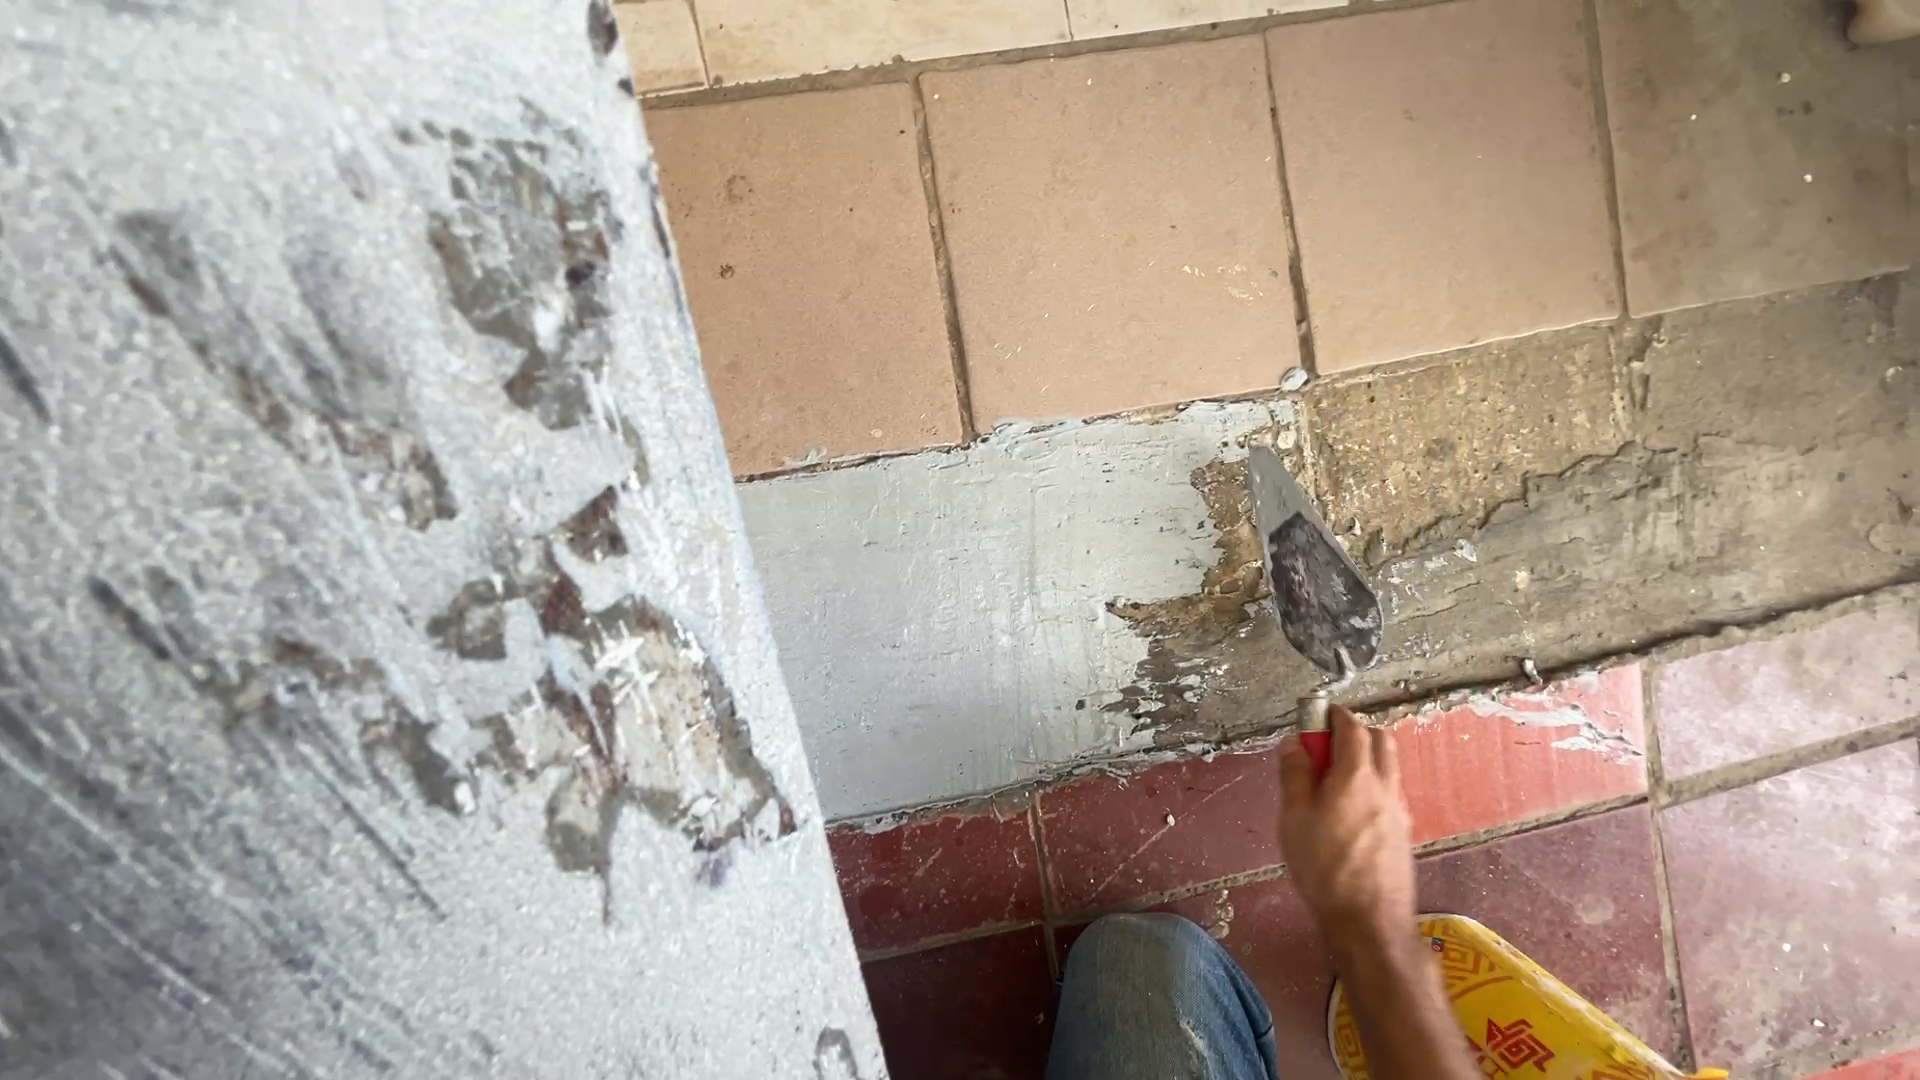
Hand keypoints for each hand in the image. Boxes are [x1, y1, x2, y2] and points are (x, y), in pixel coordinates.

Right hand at [1278, 705, 1415, 952]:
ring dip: (1365, 756)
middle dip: (1355, 730)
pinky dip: (1371, 780)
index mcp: (1356, 776)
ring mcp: (1399, 809)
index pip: (1352, 728)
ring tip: (1332, 775)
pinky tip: (1348, 806)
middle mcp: (1384, 786)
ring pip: (1389, 765)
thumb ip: (1295, 775)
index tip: (1316, 714)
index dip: (1334, 715)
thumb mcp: (1294, 817)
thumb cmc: (1324, 865)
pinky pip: (1389, 789)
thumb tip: (1295, 743)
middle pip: (1381, 740)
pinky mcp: (1402, 831)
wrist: (1368, 920)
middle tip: (1324, 743)